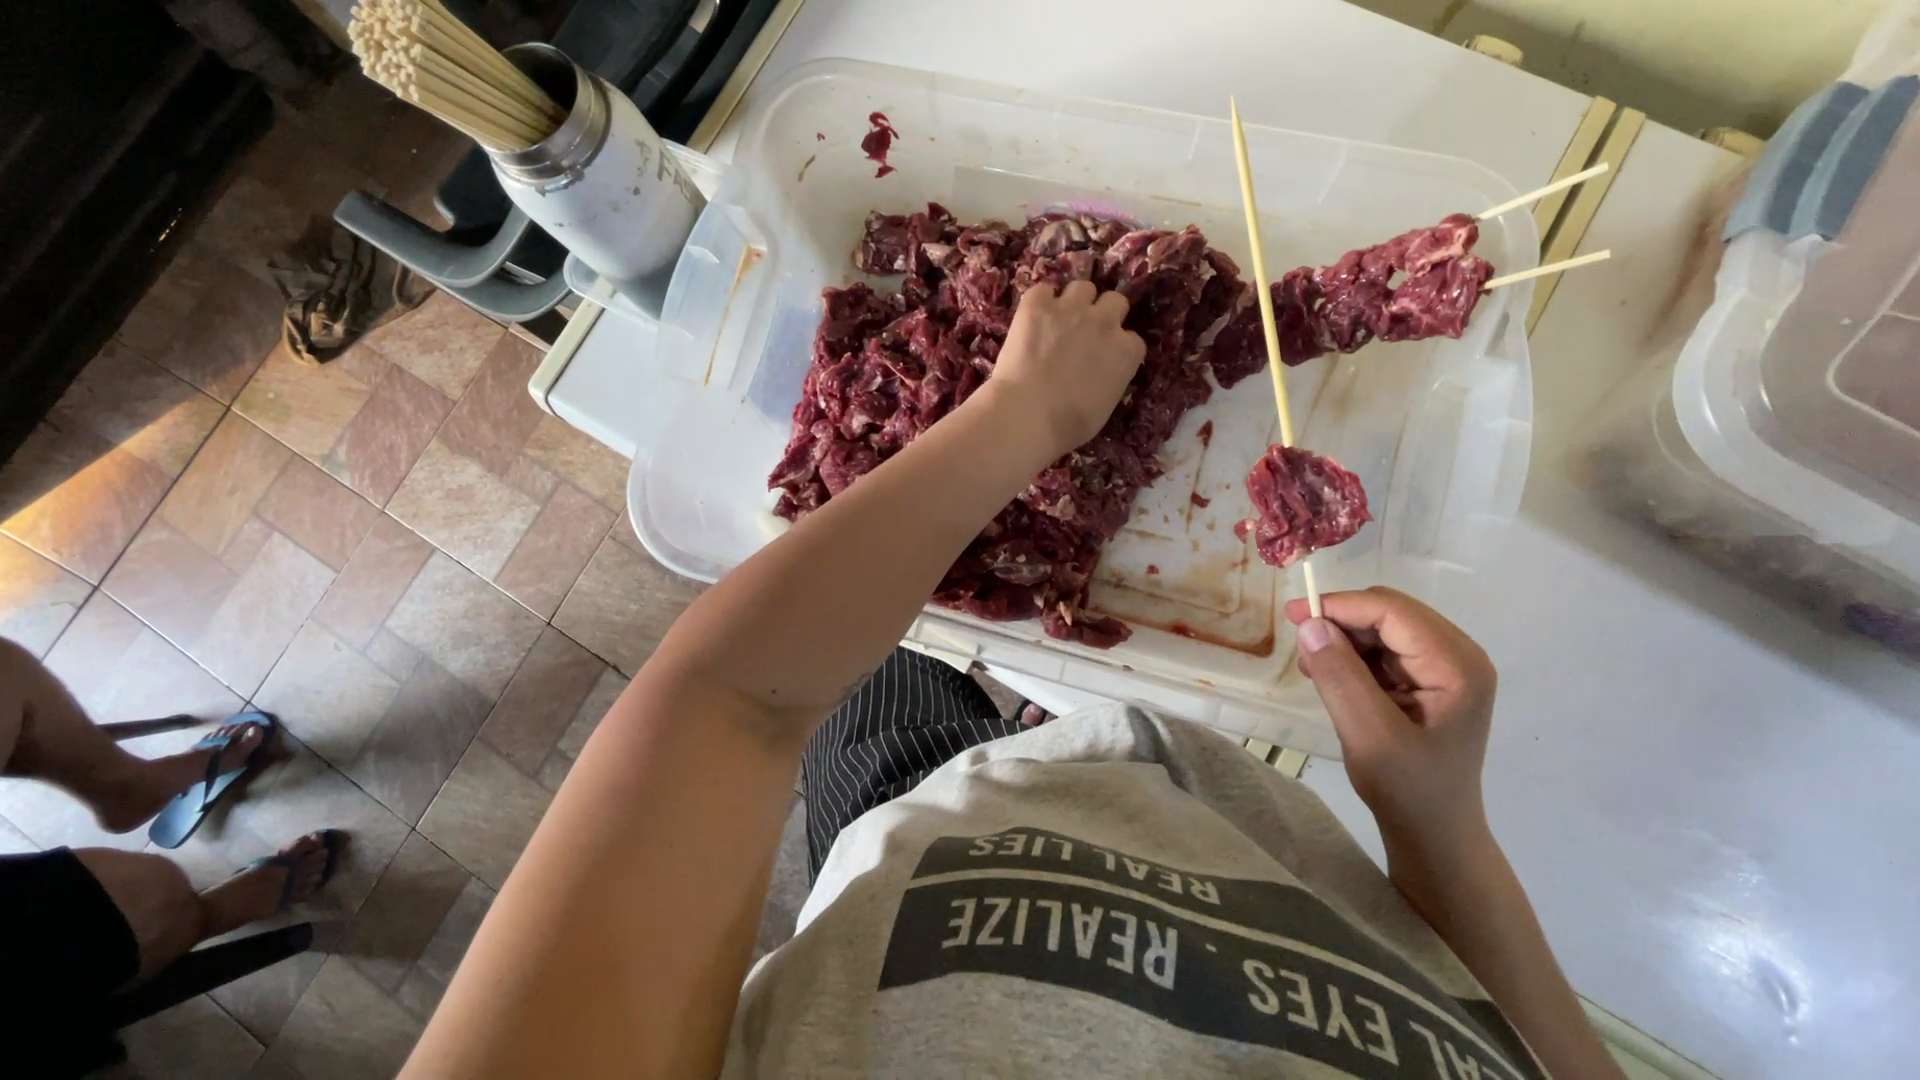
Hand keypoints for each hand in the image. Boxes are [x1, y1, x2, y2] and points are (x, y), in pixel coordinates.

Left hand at [988, 280, 1144, 454]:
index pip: (1132, 338)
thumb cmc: (1069, 423)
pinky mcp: (1037, 304)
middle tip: (1085, 332)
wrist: (1028, 414)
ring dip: (1074, 301)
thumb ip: (1111, 379)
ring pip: (1082, 287)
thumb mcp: (1105, 405)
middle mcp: (1104, 321)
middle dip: (1103, 313)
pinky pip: (1043, 290)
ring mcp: (1070, 308)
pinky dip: (1039, 302)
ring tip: (1058, 320)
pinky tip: (1031, 320)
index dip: (1118, 346)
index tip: (1105, 357)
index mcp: (1126, 351)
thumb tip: (1101, 375)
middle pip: (1114, 301)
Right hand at [1286, 588, 1496, 857]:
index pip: (1393, 611)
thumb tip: (1310, 624)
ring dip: (1343, 639)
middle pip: (1390, 613)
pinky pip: (1383, 650)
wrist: (1433, 834)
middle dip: (1341, 621)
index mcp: (1457, 665)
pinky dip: (1351, 656)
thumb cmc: (1408, 789)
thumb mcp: (1368, 735)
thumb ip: (1340, 677)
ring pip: (1383, 628)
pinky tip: (1330, 677)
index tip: (1293, 616)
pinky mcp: (1428, 681)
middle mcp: (1457, 656)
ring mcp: (1445, 668)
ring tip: (1313, 669)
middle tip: (1301, 645)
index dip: (1341, 606)